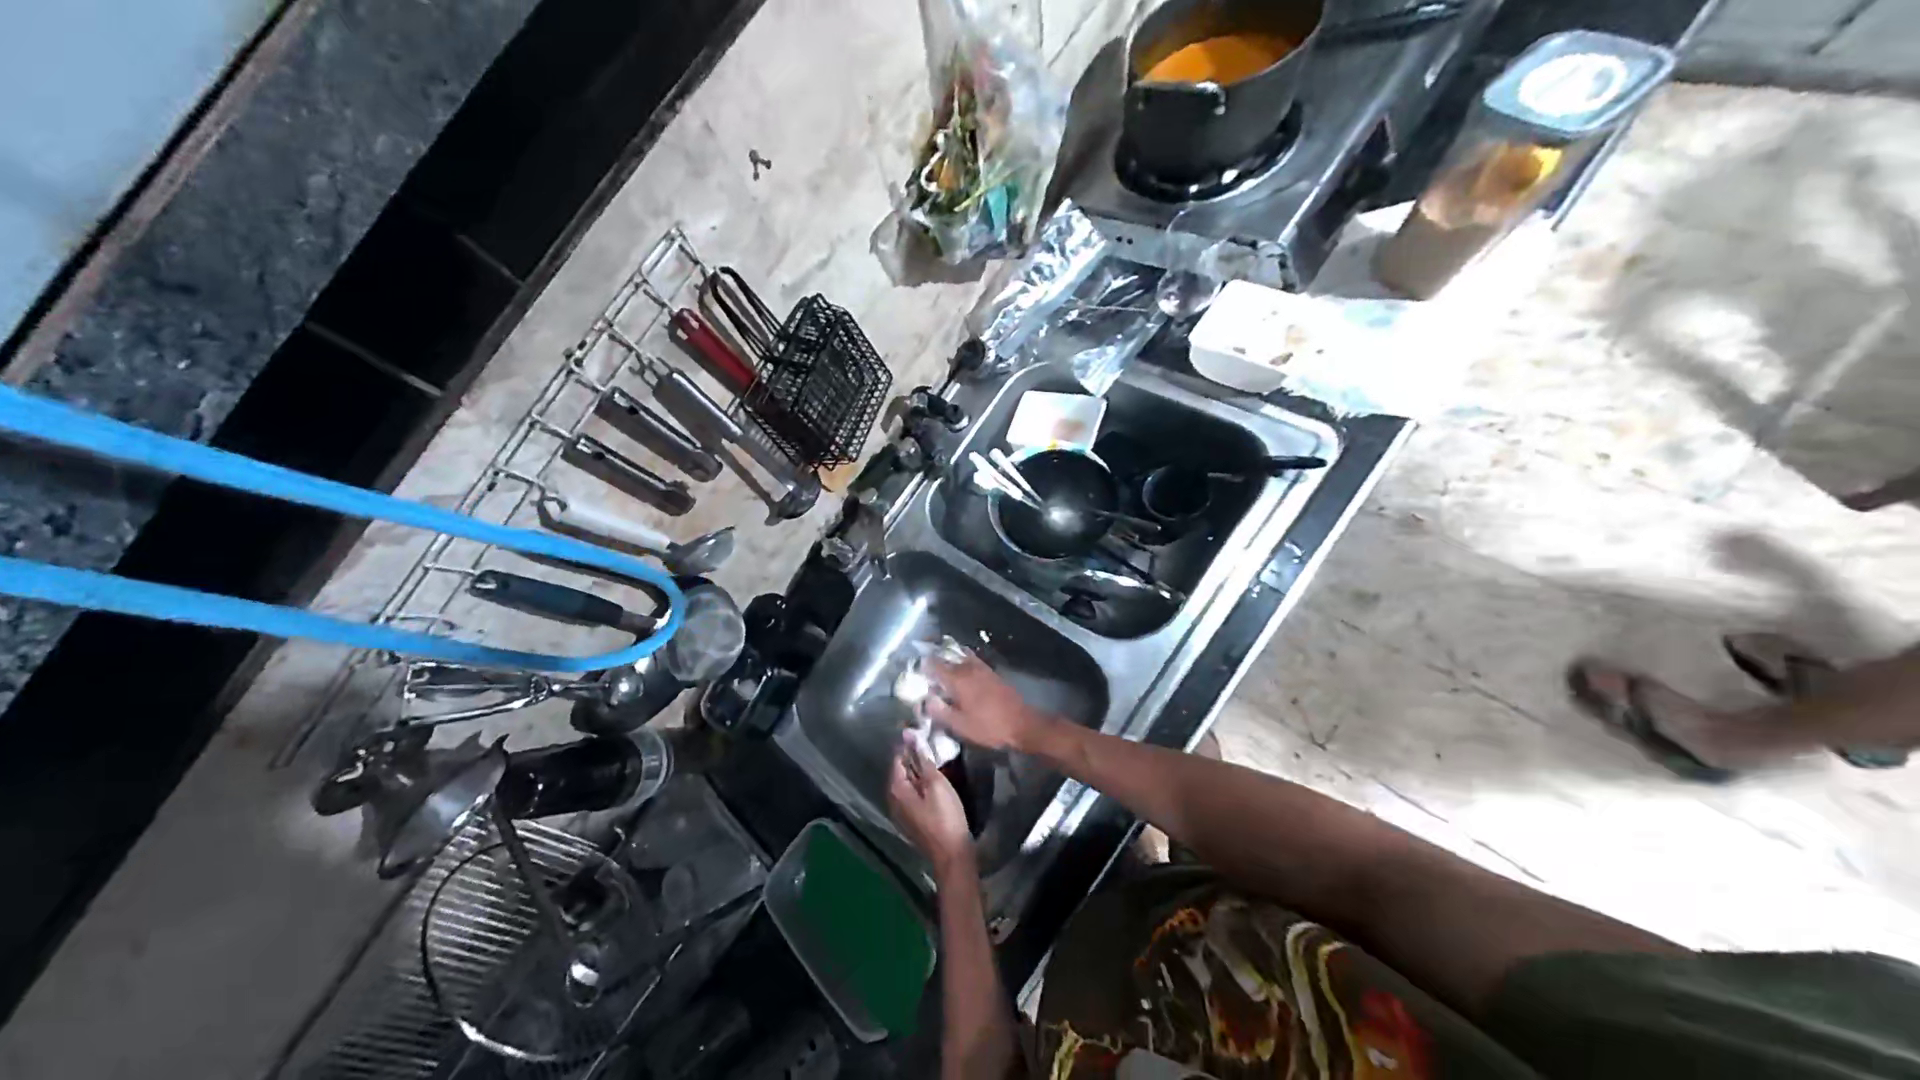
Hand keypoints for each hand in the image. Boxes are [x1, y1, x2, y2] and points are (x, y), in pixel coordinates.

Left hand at [887, 743, 974, 878]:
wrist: (951, 853)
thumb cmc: (945, 816)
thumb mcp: (936, 783)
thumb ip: (923, 758)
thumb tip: (909, 734)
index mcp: (896, 788)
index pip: (898, 757)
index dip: (909, 743)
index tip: (922, 730)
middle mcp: (893, 799)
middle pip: (901, 770)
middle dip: (914, 756)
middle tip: (931, 742)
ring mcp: (901, 811)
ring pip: (908, 782)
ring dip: (919, 770)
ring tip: (936, 757)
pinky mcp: (911, 819)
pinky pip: (913, 794)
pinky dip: (921, 784)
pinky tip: (934, 779)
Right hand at [925, 653, 1049, 752]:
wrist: (1022, 724)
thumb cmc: (989, 727)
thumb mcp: (960, 725)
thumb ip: (939, 711)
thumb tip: (924, 700)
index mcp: (958, 679)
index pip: (934, 665)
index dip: (922, 664)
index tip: (913, 666)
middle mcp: (968, 668)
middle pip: (947, 656)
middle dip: (934, 657)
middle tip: (922, 660)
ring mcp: (982, 668)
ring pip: (960, 655)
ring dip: (949, 655)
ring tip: (939, 659)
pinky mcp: (991, 672)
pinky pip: (972, 659)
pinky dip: (962, 659)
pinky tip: (960, 668)